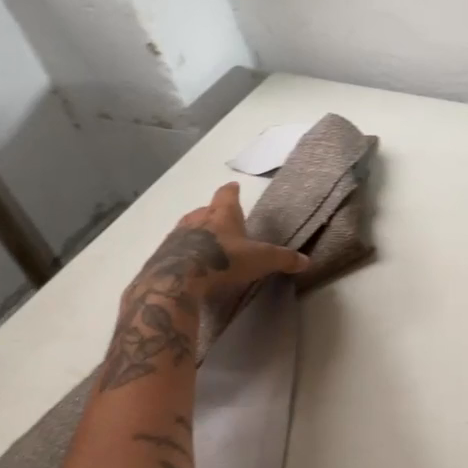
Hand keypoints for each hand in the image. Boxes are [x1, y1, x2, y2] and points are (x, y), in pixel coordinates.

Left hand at [127, 181, 310, 307]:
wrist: (177, 280)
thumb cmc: (224, 260)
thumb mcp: (262, 260)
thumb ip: (283, 259)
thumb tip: (306, 261)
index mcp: (222, 214)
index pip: (227, 195)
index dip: (231, 191)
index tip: (233, 186)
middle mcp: (198, 219)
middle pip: (205, 210)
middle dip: (213, 214)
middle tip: (222, 221)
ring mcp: (176, 236)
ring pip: (188, 228)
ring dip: (196, 233)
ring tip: (206, 244)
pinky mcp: (162, 255)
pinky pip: (175, 249)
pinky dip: (183, 252)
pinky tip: (189, 264)